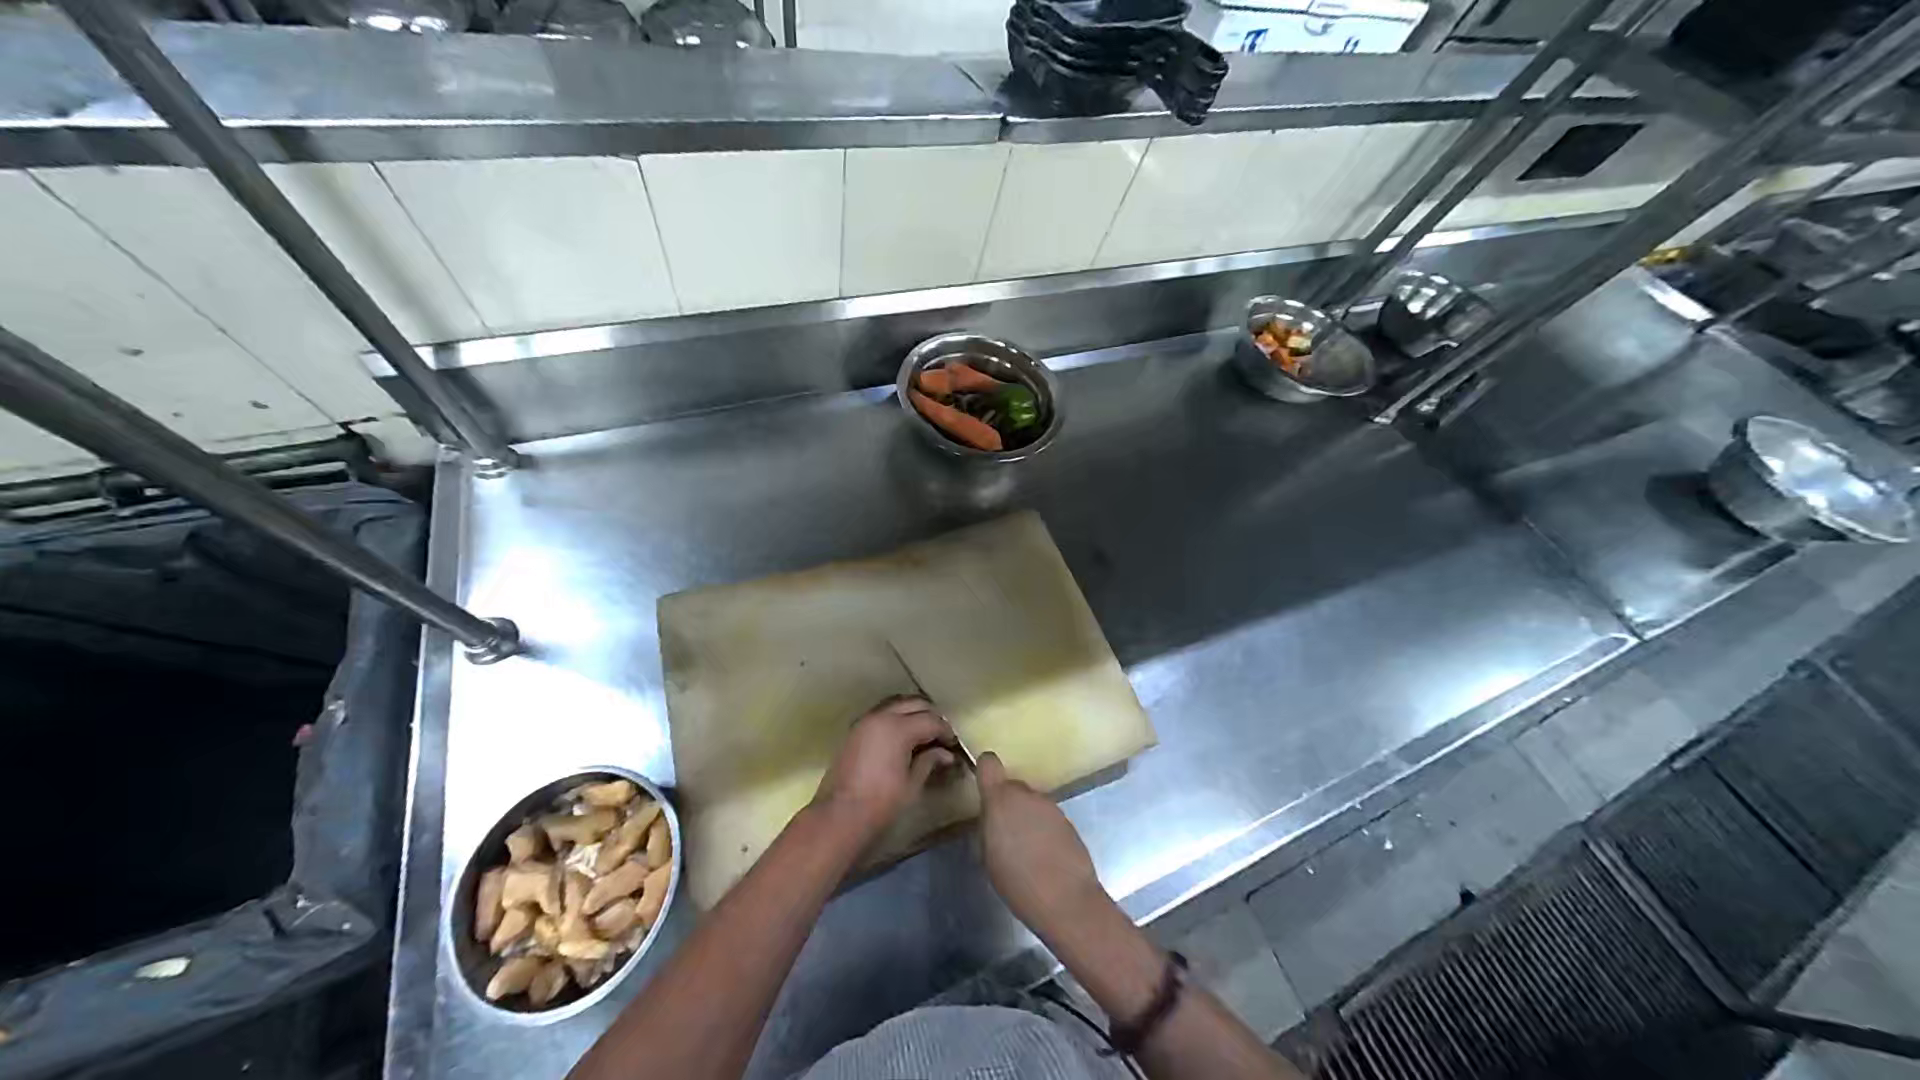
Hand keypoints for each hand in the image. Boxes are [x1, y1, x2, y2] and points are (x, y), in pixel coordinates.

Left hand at [814, 696, 955, 841]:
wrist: (839, 815)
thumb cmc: (881, 802)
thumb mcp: (912, 783)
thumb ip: (929, 761)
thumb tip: (945, 754)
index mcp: (898, 728)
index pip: (931, 720)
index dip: (945, 731)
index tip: (952, 745)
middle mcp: (881, 716)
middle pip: (914, 703)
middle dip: (931, 716)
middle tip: (940, 736)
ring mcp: (865, 720)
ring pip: (896, 703)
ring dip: (912, 712)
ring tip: (922, 733)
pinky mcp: (855, 729)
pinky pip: (881, 712)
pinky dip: (896, 716)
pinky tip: (902, 736)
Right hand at [974, 751, 1107, 937]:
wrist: (1067, 900)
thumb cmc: (1017, 882)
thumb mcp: (988, 856)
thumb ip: (988, 827)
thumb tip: (993, 819)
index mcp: (1000, 800)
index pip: (989, 763)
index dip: (985, 771)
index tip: (985, 788)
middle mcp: (1027, 795)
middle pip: (1012, 787)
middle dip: (1008, 804)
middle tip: (1006, 835)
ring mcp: (1050, 806)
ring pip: (1031, 803)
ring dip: (1027, 818)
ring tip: (1027, 851)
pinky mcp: (1068, 821)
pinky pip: (1047, 818)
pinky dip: (1044, 830)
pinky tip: (1045, 857)